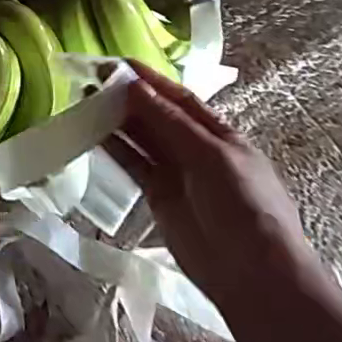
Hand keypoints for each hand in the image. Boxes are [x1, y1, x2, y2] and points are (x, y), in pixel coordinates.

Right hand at [105, 64, 329, 316]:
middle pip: (156, 115)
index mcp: (218, 132)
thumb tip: (134, 87)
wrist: (256, 278)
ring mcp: (176, 173)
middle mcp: (195, 147)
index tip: (116, 63)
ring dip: (117, 119)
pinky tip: (93, 133)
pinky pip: (134, 165)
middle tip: (92, 79)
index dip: (149, 80)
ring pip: (142, 138)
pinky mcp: (159, 197)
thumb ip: (170, 122)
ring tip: (85, 100)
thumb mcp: (212, 156)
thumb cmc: (245, 207)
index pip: (178, 98)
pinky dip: (115, 149)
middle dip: (127, 97)